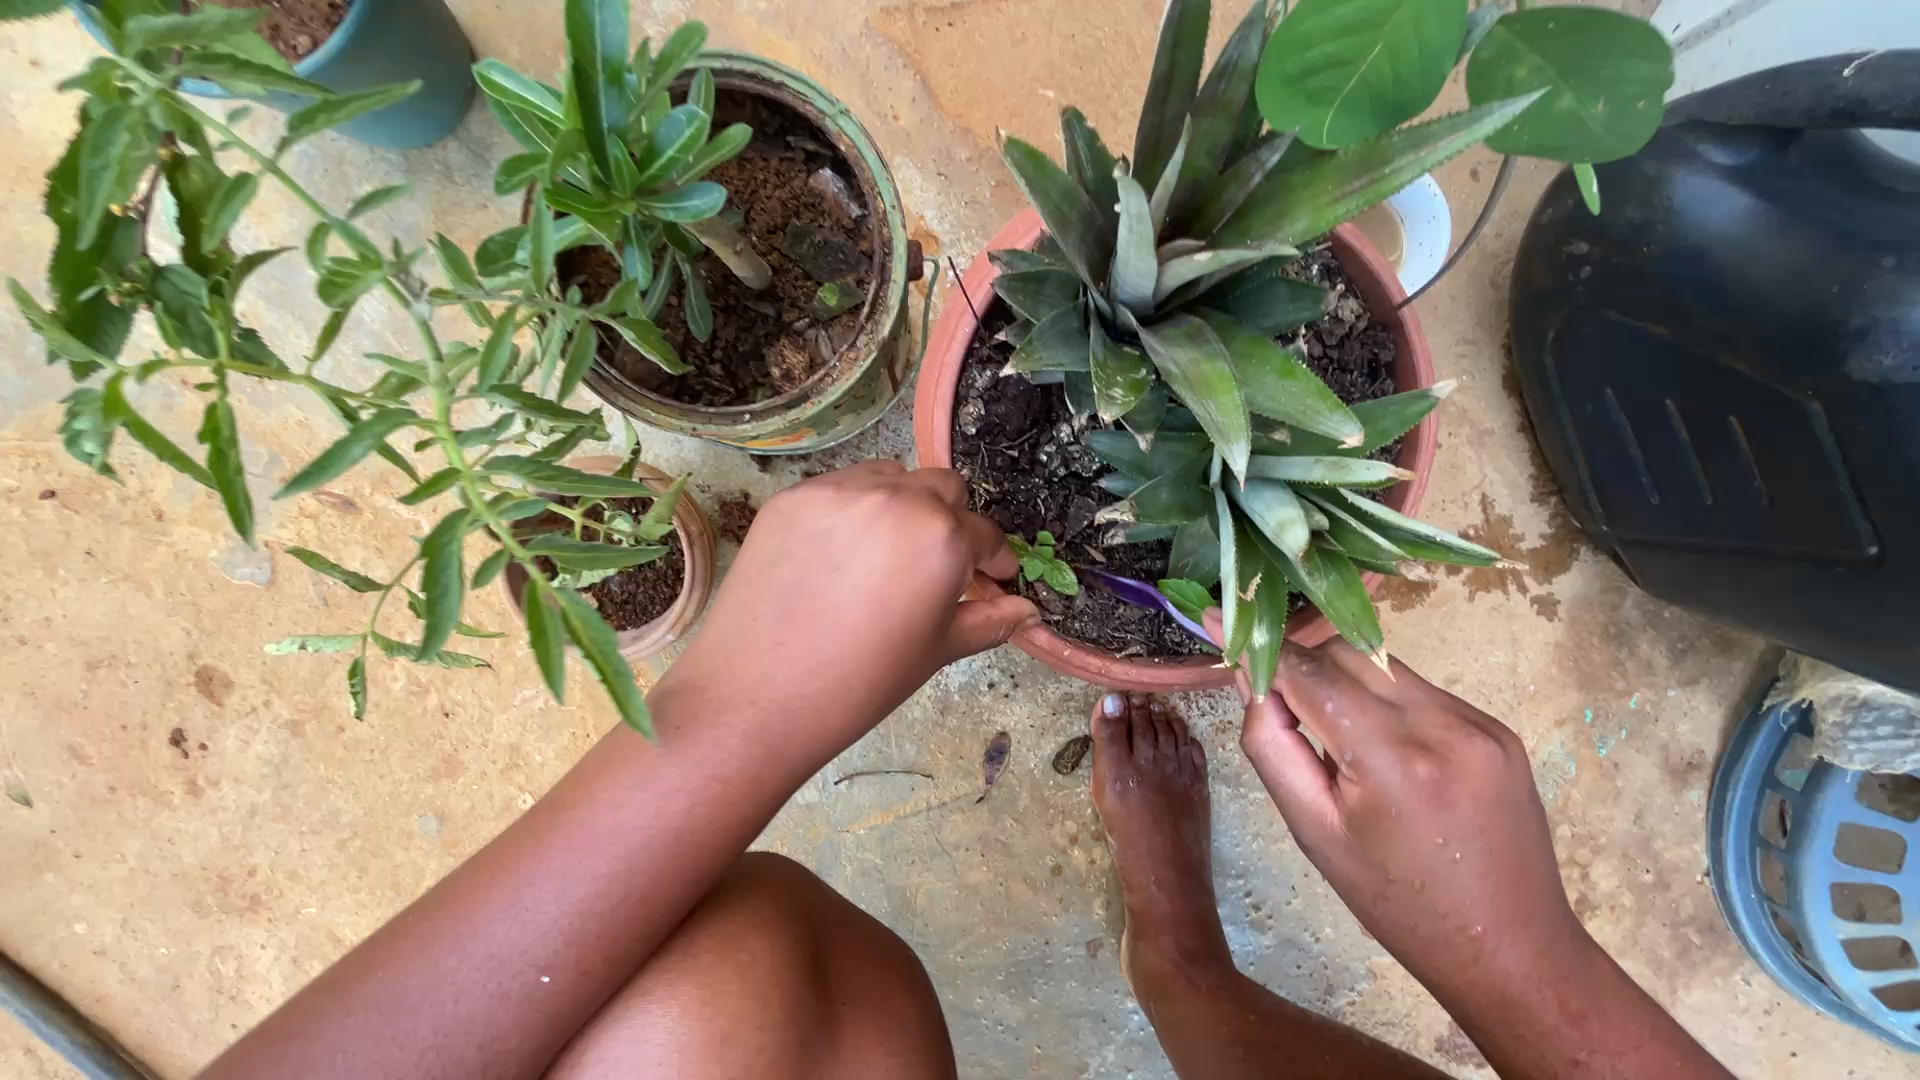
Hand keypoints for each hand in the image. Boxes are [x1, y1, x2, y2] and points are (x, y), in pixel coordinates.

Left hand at [650, 463, 1037, 763]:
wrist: (757, 697)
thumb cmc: (861, 683)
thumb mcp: (937, 651)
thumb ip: (989, 622)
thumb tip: (1030, 613)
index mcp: (942, 536)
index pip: (985, 534)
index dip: (994, 562)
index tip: (991, 581)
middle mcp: (896, 497)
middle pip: (944, 489)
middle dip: (952, 523)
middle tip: (938, 567)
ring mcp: (839, 491)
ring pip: (892, 478)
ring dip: (904, 505)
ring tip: (887, 555)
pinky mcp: (793, 496)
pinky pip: (841, 488)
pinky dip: (855, 510)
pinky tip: (840, 556)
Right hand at [1205, 614, 1590, 1001]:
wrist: (1508, 948)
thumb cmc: (1394, 900)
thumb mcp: (1312, 830)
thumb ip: (1271, 745)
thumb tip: (1251, 679)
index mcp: (1390, 758)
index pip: (1308, 671)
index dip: (1259, 644)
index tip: (1218, 615)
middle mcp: (1442, 724)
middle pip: (1345, 652)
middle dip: (1301, 662)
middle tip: (1276, 698)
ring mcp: (1478, 721)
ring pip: (1382, 664)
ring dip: (1342, 679)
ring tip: (1333, 733)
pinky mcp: (1496, 727)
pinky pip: (1417, 688)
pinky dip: (1381, 699)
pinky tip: (1379, 746)